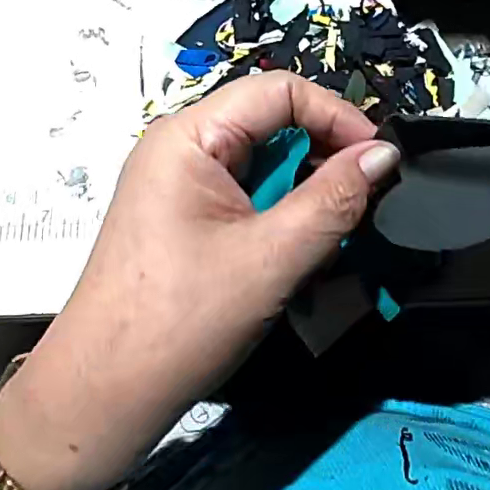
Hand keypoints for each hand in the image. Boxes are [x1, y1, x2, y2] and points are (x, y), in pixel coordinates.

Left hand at [0, 71, 399, 489]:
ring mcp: (184, 184)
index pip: (280, 91)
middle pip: (274, 124)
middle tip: (361, 201)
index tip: (377, 158)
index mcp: (190, 138)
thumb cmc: (180, 322)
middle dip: (324, 157)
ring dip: (307, 193)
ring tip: (330, 235)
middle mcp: (183, 148)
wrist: (105, 397)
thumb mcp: (272, 257)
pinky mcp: (190, 216)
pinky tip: (297, 251)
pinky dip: (285, 215)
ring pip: (268, 163)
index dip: (337, 116)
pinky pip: (252, 195)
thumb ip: (335, 199)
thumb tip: (385, 154)